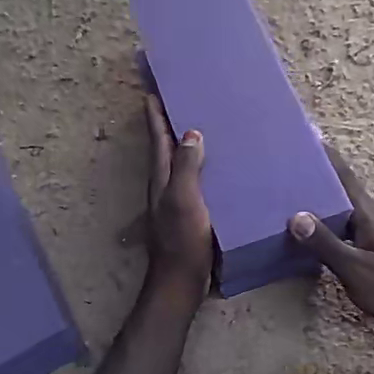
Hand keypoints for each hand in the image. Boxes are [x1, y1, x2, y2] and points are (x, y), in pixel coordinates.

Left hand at [144, 95, 212, 305]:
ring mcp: (178, 203)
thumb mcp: (184, 199)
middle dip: (171, 127)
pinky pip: (197, 184)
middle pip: (167, 150)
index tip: (155, 92)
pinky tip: (218, 171)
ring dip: (188, 148)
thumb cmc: (182, 240)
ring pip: (181, 167)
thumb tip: (191, 133)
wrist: (183, 281)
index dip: (156, 117)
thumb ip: (187, 167)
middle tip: (182, 104)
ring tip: (204, 131)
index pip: (159, 140)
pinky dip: (203, 171)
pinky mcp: (192, 216)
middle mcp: (166, 187)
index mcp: (162, 178)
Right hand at [288, 149, 373, 325]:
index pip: (344, 175)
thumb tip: (296, 216)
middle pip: (342, 187)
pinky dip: (330, 220)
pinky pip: (346, 223)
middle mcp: (372, 215)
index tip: (308, 134)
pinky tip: (316, 228)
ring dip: (323, 198)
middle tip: (291, 163)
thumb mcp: (355, 269)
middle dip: (319, 174)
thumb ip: (326, 244)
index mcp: (367, 214)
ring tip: (296, 192)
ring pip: (343, 207)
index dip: (326, 155)